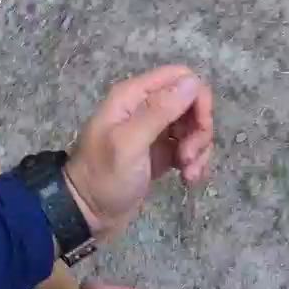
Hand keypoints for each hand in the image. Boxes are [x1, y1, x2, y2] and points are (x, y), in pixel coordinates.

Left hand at [63, 66, 212, 241]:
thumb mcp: (130, 143)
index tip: (199, 128)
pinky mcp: (161, 151)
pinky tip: (188, 179)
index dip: (197, 98)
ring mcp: (154, 129)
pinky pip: (188, 146)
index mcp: (133, 95)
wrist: (89, 211)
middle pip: (190, 102)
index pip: (180, 77)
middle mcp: (145, 106)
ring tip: (188, 173)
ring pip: (193, 126)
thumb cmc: (104, 175)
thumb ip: (159, 111)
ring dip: (198, 149)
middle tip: (188, 156)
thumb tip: (192, 82)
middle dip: (199, 129)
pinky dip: (194, 161)